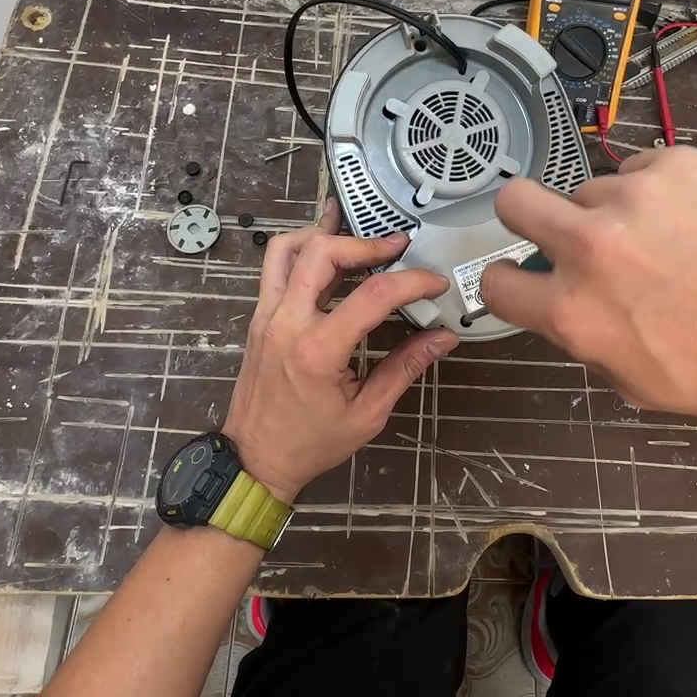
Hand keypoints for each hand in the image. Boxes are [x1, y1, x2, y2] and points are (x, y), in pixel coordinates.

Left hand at [222, 200, 459, 501]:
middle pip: (322, 252)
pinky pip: (276, 267)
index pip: (372, 295)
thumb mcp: (367, 414)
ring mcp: (267, 314)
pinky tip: (329, 258)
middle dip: (365, 243)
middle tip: (397, 248)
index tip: (435, 283)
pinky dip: (304, 251)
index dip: (411, 282)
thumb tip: (443, 338)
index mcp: (318, 350)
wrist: (253, 460)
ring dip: (325, 237)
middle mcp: (287, 322)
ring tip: (358, 244)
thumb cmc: (311, 443)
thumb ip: (405, 368)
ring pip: (287, 248)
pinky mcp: (259, 316)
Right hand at [478, 146, 696, 439]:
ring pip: (592, 188)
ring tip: (670, 240)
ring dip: (613, 212)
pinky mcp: (679, 162)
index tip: (523, 280)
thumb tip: (564, 302)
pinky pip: (642, 168)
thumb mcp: (636, 382)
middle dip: (525, 216)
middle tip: (560, 231)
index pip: (494, 281)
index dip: (506, 283)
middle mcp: (591, 245)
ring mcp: (634, 194)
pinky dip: (658, 191)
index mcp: (573, 311)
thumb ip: (583, 336)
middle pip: (513, 200)